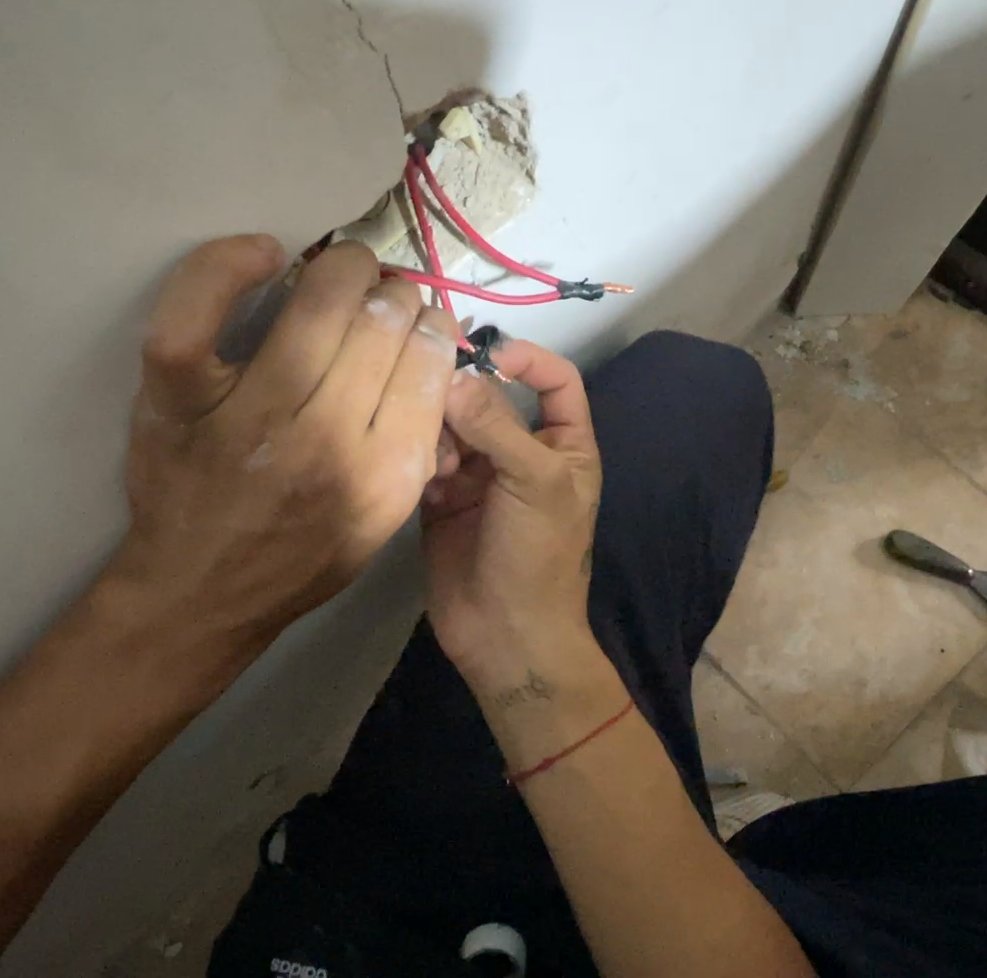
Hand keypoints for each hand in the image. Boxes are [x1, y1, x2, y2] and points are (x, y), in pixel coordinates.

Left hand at [104, 235, 459, 663]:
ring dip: (344, 269)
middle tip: (385, 296)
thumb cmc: (305, 558)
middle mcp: (325, 440)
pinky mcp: (178, 399)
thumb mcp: (389, 519)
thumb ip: (420, 443)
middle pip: (381, 324)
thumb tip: (433, 354)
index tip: (422, 321)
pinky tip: (261, 253)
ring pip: (315, 306)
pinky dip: (226, 267)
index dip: (431, 324)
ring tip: (347, 270)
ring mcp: (246, 415)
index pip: (429, 359)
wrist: (201, 593)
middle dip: (395, 293)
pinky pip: (197, 313)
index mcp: (386, 473)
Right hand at [421, 339, 603, 697]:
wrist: (506, 635)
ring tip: (437, 459)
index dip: (529, 359)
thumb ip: (497, 426)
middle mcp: (521, 453)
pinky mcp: (444, 498)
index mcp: (563, 446)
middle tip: (438, 400)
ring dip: (441, 431)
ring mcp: (481, 476)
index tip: (491, 351)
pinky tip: (424, 476)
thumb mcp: (534, 483)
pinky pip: (428, 457)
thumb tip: (454, 376)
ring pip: (454, 426)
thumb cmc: (539, 555)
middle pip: (492, 399)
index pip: (556, 381)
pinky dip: (423, 458)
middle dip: (466, 398)